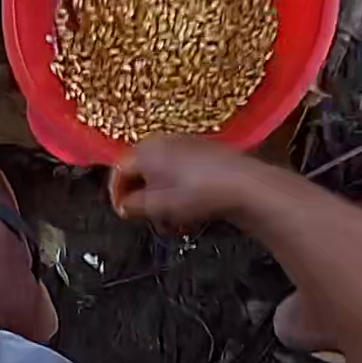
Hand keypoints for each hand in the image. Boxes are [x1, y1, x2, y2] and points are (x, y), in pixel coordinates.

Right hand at [110, 135, 288, 231]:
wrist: (245, 184)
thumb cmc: (198, 194)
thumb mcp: (159, 206)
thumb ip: (133, 207)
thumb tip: (123, 206)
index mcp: (145, 151)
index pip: (118, 171)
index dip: (116, 195)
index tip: (123, 214)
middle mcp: (161, 141)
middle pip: (139, 172)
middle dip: (142, 198)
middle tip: (150, 219)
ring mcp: (183, 144)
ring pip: (160, 174)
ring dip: (161, 199)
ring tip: (173, 221)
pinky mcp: (202, 151)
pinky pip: (178, 171)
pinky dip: (177, 190)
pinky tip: (189, 210)